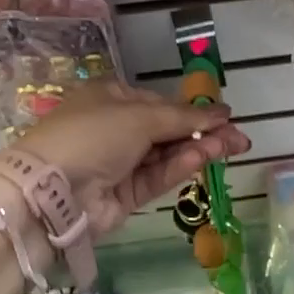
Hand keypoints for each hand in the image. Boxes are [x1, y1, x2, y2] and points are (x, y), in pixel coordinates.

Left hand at [9, 80, 249, 237]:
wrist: (52, 189)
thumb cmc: (93, 134)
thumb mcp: (139, 116)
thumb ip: (183, 118)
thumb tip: (223, 113)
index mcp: (110, 98)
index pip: (160, 103)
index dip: (193, 111)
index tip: (225, 117)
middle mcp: (115, 129)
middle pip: (168, 130)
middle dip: (204, 133)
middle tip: (241, 139)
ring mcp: (119, 164)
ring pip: (166, 155)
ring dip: (197, 150)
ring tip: (231, 147)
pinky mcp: (125, 195)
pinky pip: (156, 178)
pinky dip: (178, 168)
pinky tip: (202, 159)